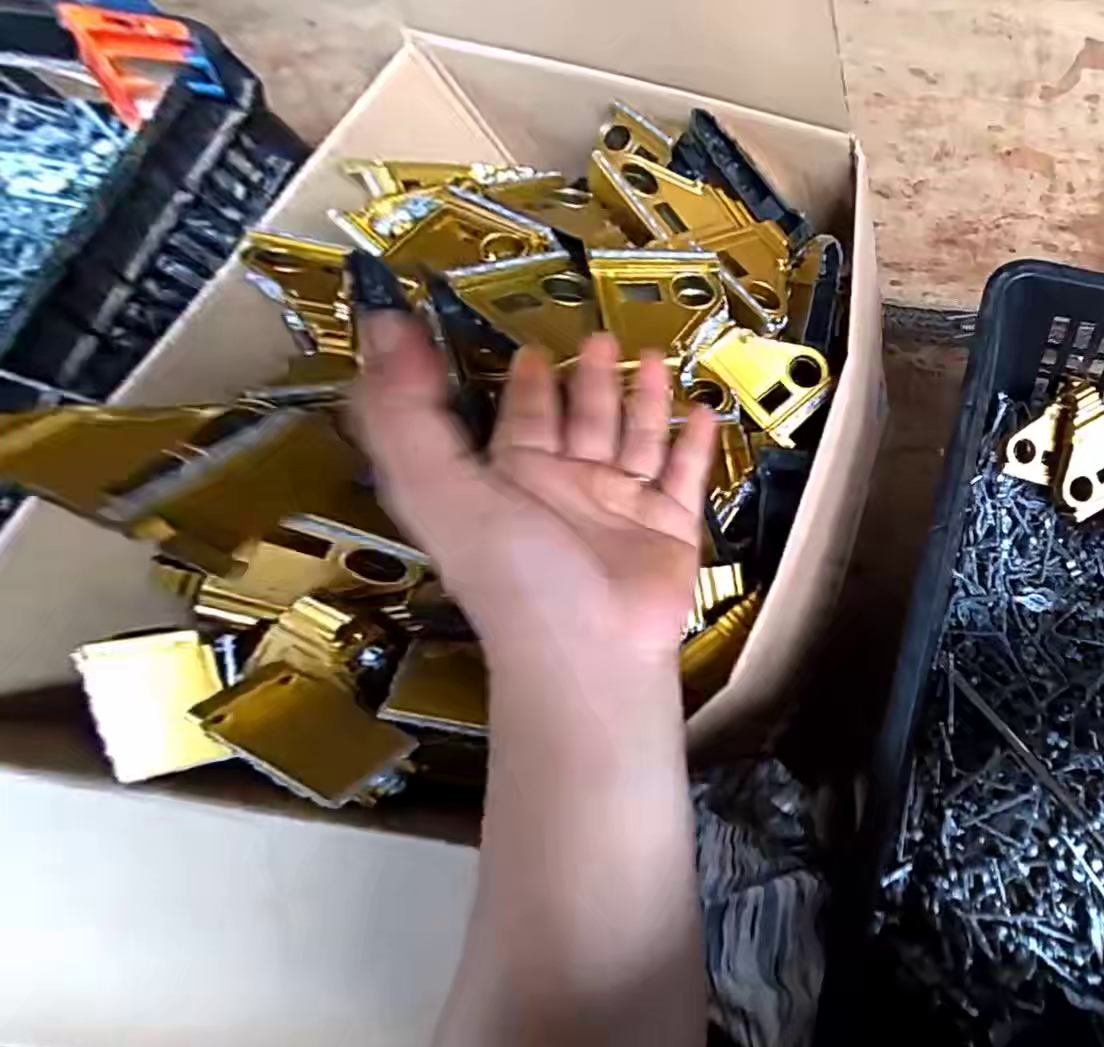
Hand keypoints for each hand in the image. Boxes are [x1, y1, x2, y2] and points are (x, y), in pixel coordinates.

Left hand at [350, 314, 716, 663]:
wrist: (595, 642)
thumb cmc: (517, 575)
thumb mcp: (439, 487)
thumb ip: (407, 410)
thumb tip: (381, 327)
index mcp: (514, 479)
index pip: (522, 417)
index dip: (526, 382)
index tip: (532, 346)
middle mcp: (570, 487)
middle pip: (586, 419)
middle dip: (593, 378)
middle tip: (602, 339)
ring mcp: (624, 505)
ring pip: (639, 437)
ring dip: (647, 399)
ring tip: (652, 360)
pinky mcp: (671, 524)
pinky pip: (685, 474)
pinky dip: (695, 444)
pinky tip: (702, 413)